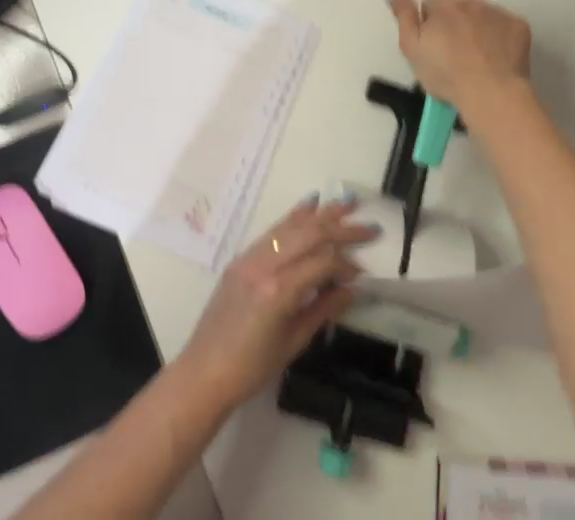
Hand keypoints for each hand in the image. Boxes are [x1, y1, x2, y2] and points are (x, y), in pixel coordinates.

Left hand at [177, 197, 378, 410]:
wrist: (204, 372)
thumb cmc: (252, 368)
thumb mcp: (294, 341)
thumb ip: (324, 309)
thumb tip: (353, 288)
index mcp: (279, 290)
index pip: (323, 262)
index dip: (347, 264)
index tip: (362, 274)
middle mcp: (263, 266)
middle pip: (309, 235)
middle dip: (341, 228)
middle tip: (370, 227)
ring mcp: (249, 259)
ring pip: (290, 227)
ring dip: (320, 214)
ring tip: (347, 202)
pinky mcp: (240, 260)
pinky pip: (272, 233)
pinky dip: (293, 218)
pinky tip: (309, 206)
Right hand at [383, 0, 532, 111]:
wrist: (490, 93)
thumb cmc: (445, 74)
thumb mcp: (411, 46)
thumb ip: (402, 13)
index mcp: (443, 4)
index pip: (430, 5)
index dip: (429, 26)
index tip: (433, 49)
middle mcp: (471, 1)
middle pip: (457, 8)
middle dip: (454, 25)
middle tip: (454, 56)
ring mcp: (498, 13)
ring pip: (482, 16)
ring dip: (476, 30)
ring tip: (476, 59)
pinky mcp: (519, 26)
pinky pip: (504, 27)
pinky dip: (499, 38)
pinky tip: (496, 59)